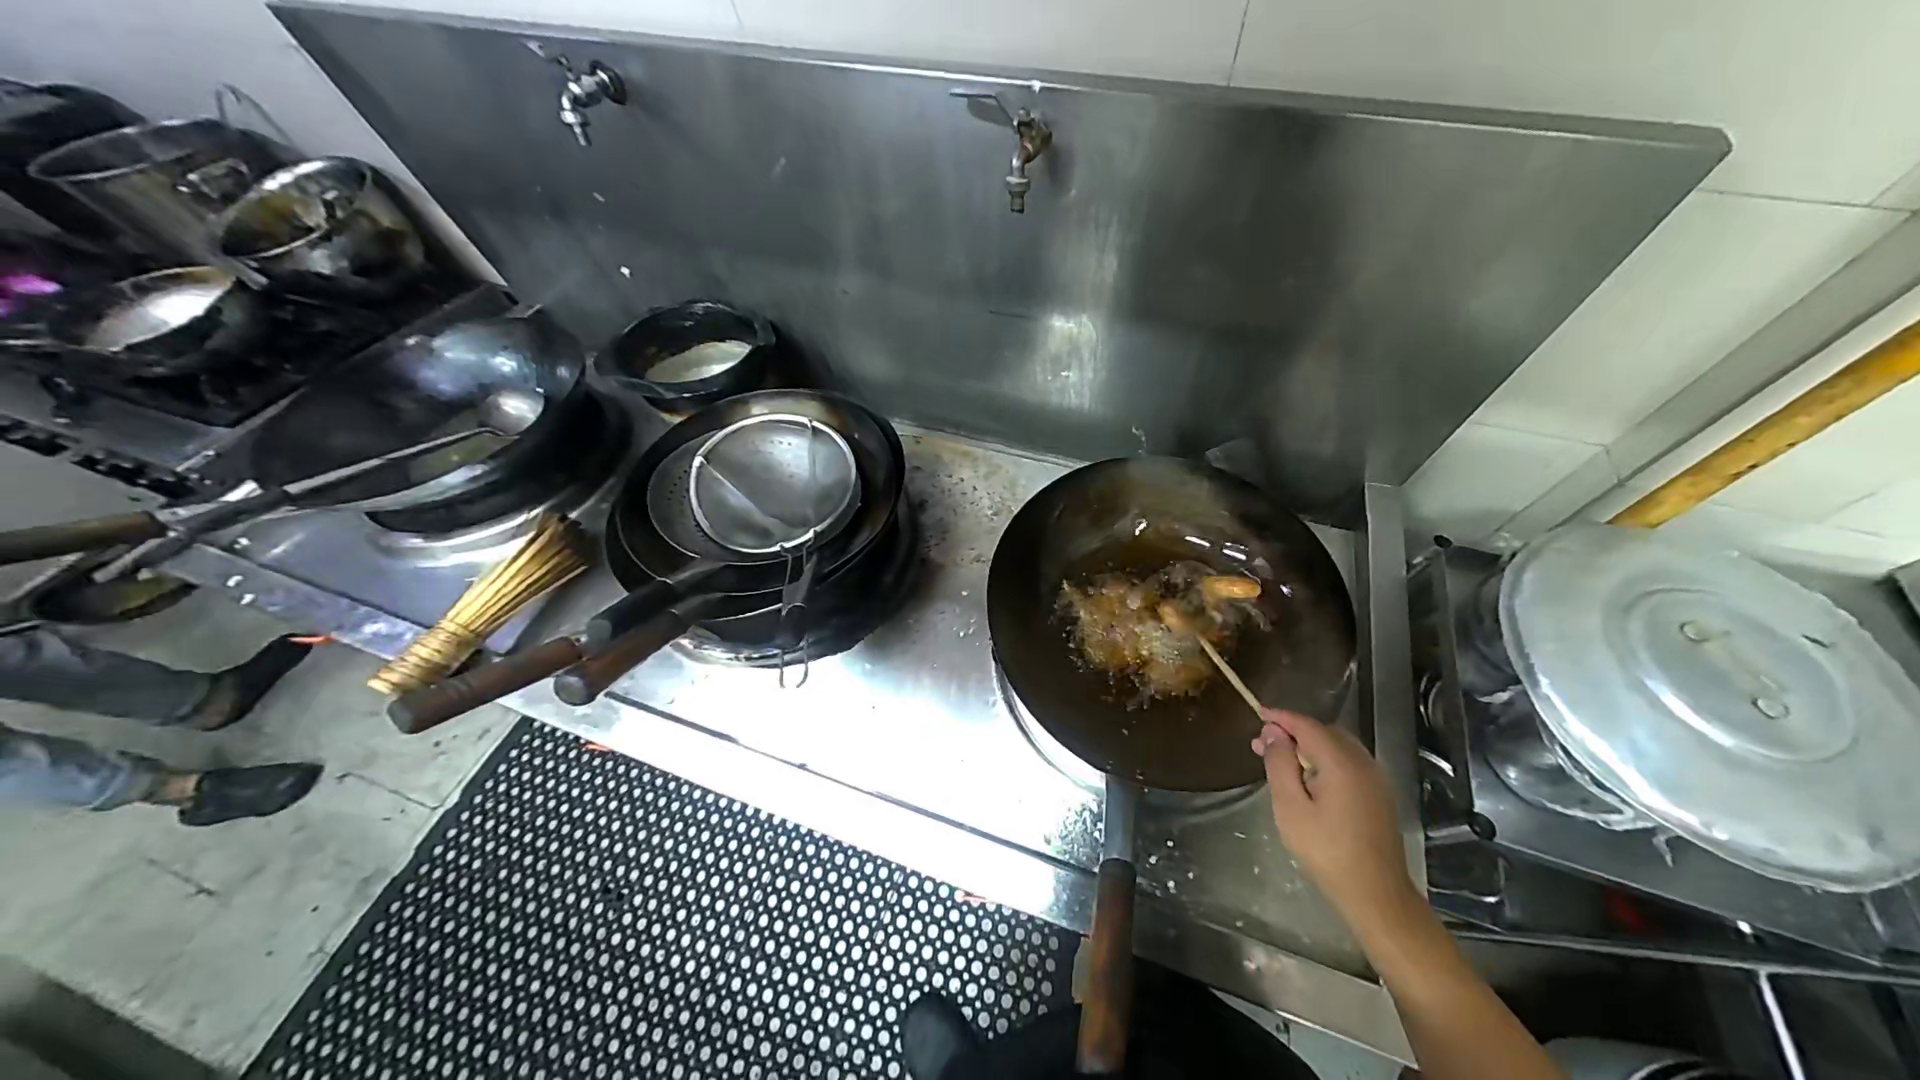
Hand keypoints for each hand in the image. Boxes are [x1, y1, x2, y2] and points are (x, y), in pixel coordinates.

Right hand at [1252, 708, 1420, 937]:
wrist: (1375, 893)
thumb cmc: (1326, 851)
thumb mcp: (1290, 807)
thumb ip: (1280, 764)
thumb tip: (1274, 732)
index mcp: (1341, 763)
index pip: (1307, 725)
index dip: (1281, 717)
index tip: (1257, 712)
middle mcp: (1363, 763)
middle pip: (1325, 731)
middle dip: (1293, 731)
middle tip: (1263, 742)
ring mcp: (1375, 779)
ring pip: (1338, 746)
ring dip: (1309, 745)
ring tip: (1280, 758)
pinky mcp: (1379, 794)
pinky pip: (1348, 762)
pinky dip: (1325, 758)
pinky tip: (1308, 777)